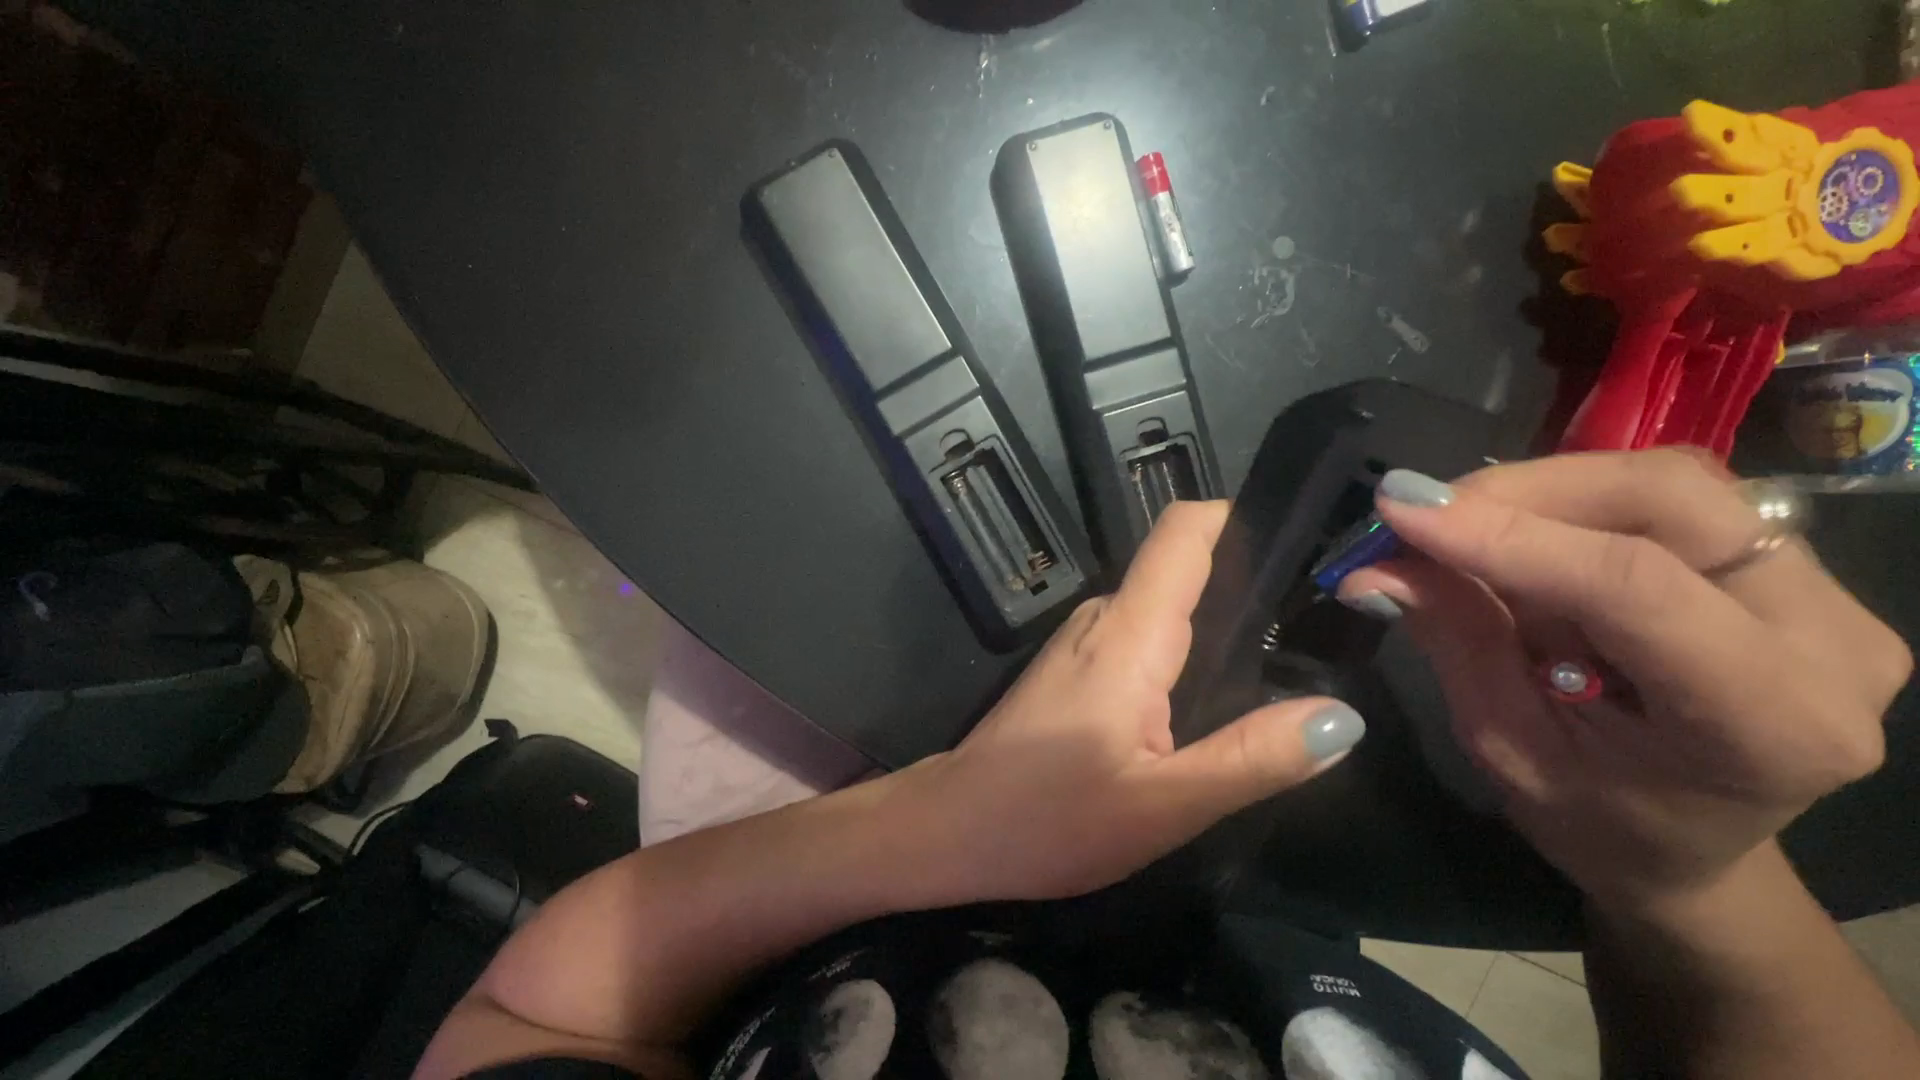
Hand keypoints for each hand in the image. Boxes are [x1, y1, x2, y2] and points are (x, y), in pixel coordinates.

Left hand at [902, 501, 1365, 903]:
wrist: (951, 829)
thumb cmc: (1048, 818)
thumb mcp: (1164, 804)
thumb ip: (1253, 758)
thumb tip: (1343, 716)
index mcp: (1130, 631)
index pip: (1186, 531)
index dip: (1243, 518)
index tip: (1306, 541)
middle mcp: (1105, 618)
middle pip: (1186, 567)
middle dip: (1251, 585)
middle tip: (1325, 626)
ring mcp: (1084, 641)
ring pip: (1167, 607)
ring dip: (1221, 626)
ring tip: (1285, 667)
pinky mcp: (1075, 668)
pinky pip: (1144, 639)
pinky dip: (1186, 654)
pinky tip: (1213, 702)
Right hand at [1339, 450, 1910, 910]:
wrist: (1689, 846)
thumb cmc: (1597, 824)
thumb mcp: (1508, 747)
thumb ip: (1455, 640)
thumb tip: (1372, 565)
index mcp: (1769, 721)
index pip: (1632, 586)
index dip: (1504, 537)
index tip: (1396, 510)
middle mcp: (1828, 638)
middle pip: (1667, 498)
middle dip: (1523, 492)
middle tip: (1424, 513)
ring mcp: (1825, 591)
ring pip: (1665, 482)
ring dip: (1540, 491)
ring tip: (1459, 527)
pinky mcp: (1787, 566)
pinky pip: (1663, 499)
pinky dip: (1566, 503)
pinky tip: (1514, 535)